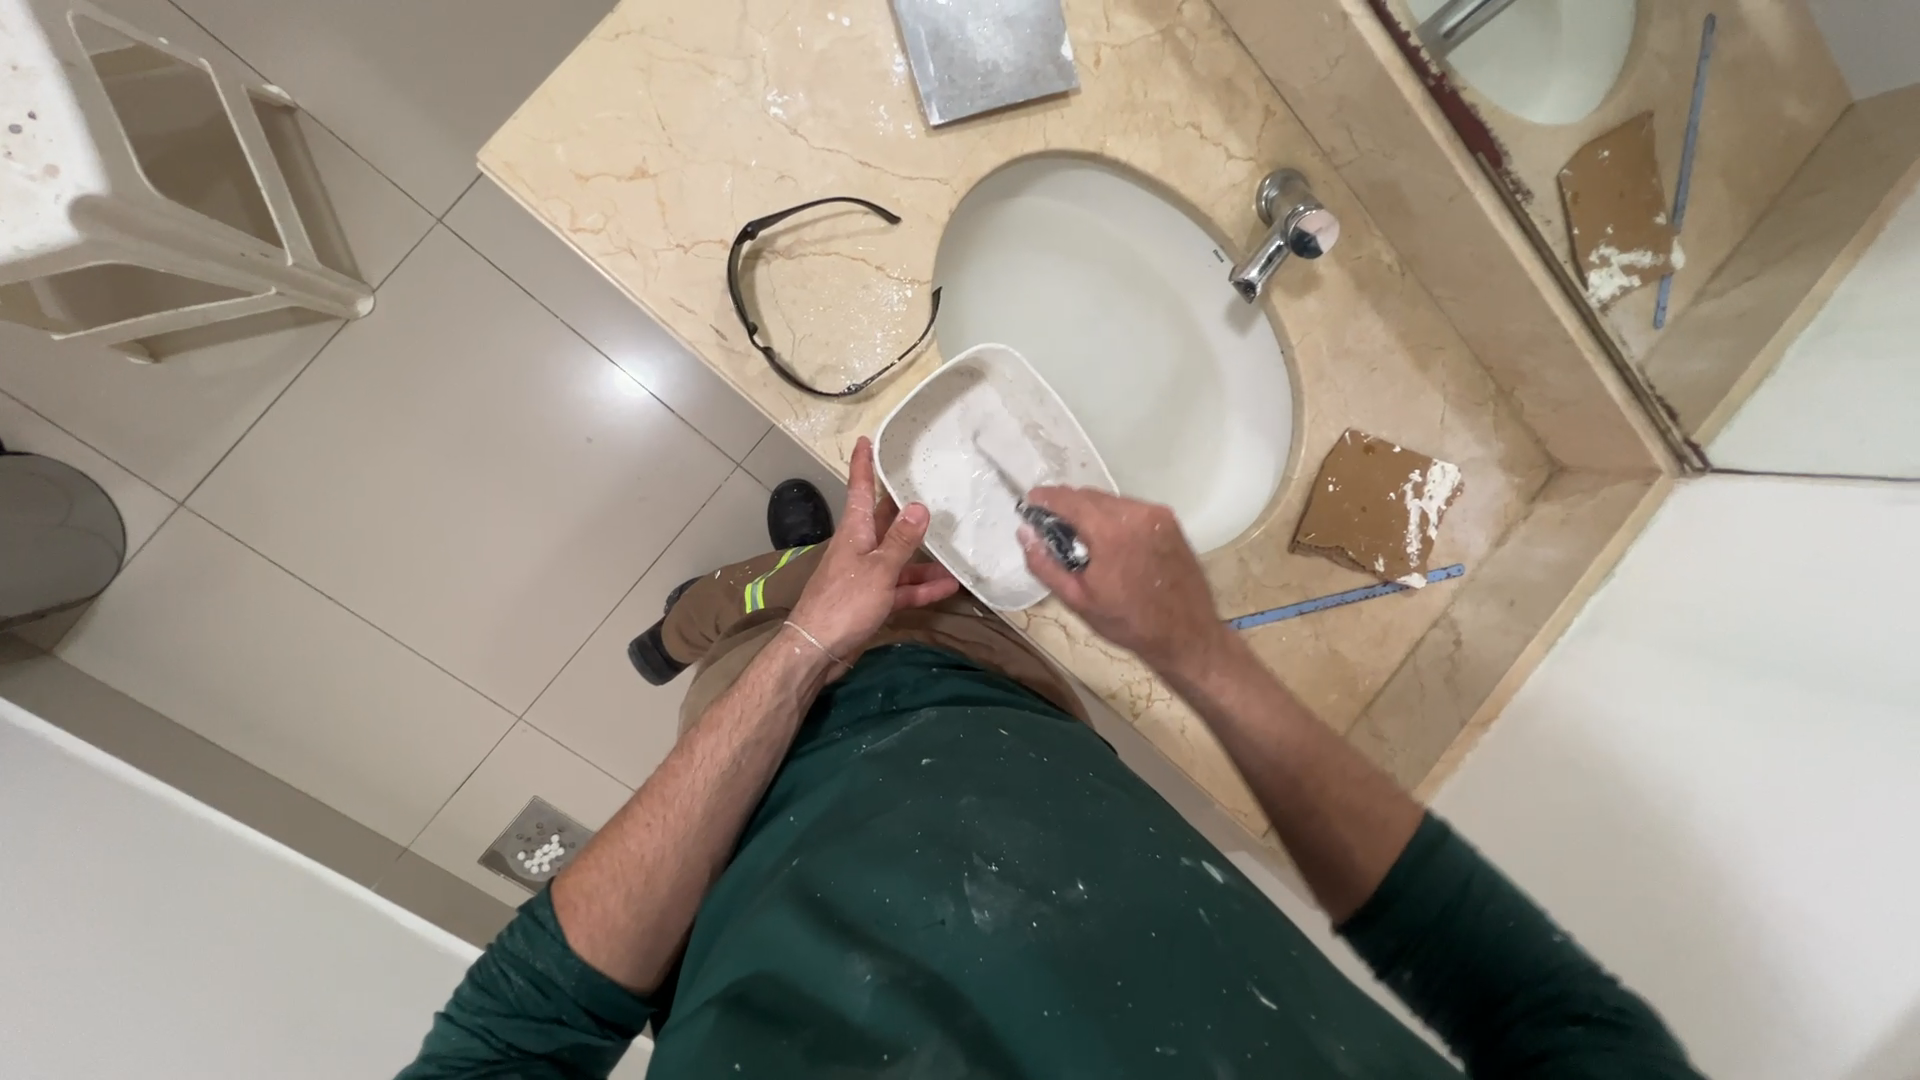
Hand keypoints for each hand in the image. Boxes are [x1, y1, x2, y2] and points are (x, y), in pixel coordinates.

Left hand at [786, 437, 959, 663]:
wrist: (818, 650)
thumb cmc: (844, 602)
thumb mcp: (879, 568)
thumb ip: (902, 541)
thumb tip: (919, 506)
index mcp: (855, 531)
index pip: (860, 489)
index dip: (863, 464)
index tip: (867, 440)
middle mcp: (859, 547)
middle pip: (886, 522)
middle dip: (906, 507)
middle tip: (932, 487)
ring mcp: (866, 575)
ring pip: (899, 558)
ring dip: (925, 558)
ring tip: (957, 549)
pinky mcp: (872, 600)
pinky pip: (902, 587)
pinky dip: (922, 588)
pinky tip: (949, 587)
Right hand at [1019, 488, 1226, 673]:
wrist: (1185, 634)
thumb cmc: (1127, 622)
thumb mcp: (1077, 600)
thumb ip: (1045, 564)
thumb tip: (1025, 533)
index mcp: (1111, 532)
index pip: (1069, 500)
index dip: (1045, 497)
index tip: (1029, 501)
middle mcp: (1136, 513)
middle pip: (1090, 496)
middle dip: (1067, 505)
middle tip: (1051, 524)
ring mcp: (1157, 515)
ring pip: (1111, 500)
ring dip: (1090, 511)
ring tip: (1080, 536)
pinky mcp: (1170, 521)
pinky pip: (1131, 509)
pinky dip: (1113, 517)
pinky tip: (1109, 541)